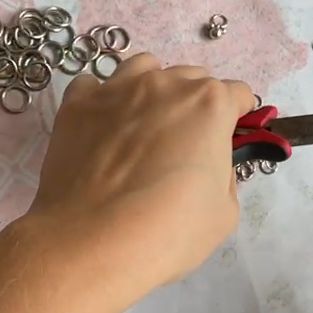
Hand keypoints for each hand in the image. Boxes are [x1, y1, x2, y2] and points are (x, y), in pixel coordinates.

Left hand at [26, 52, 251, 289]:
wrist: (90, 242)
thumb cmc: (167, 233)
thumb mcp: (224, 213)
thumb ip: (225, 174)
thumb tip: (209, 162)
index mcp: (209, 105)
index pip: (237, 95)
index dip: (236, 118)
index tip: (227, 139)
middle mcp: (164, 85)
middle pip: (190, 78)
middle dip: (194, 104)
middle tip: (183, 143)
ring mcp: (116, 89)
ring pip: (142, 69)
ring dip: (152, 88)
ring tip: (143, 124)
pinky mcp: (76, 104)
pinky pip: (93, 85)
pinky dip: (102, 99)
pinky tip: (101, 128)